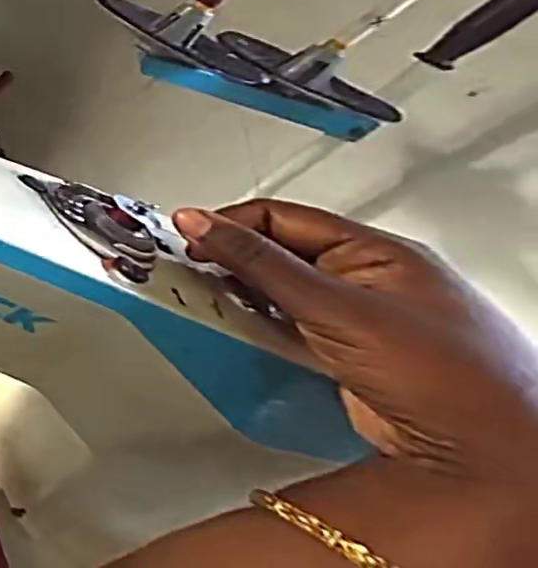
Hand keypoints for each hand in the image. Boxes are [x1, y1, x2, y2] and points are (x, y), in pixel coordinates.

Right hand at [174, 200, 537, 492]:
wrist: (494, 466)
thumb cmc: (453, 384)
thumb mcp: (333, 306)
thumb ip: (256, 259)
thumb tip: (198, 221)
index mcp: (380, 253)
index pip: (278, 216)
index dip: (227, 224)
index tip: (188, 238)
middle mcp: (371, 280)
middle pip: (273, 252)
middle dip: (230, 263)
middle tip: (196, 272)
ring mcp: (360, 318)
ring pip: (275, 290)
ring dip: (241, 297)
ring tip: (215, 305)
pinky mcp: (346, 351)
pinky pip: (285, 324)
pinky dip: (257, 325)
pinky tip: (244, 332)